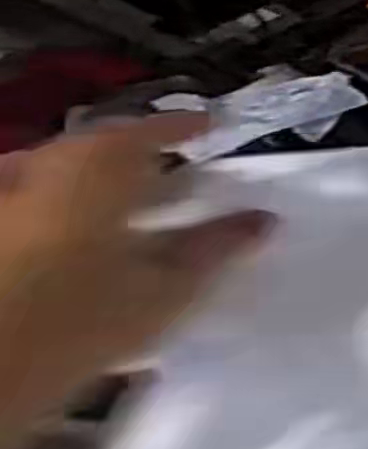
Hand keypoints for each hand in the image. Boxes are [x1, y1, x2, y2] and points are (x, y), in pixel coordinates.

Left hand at [0, 115, 272, 448]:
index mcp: (87, 175)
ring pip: (28, 189)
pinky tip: (64, 250)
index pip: (139, 133)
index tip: (210, 125)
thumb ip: (214, 247)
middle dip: (111, 159)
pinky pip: (14, 221)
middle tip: (156, 169)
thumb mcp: (165, 289)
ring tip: (109, 211)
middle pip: (68, 157)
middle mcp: (25, 187)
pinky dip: (37, 223)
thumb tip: (263, 220)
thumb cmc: (70, 323)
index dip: (178, 126)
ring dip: (68, 191)